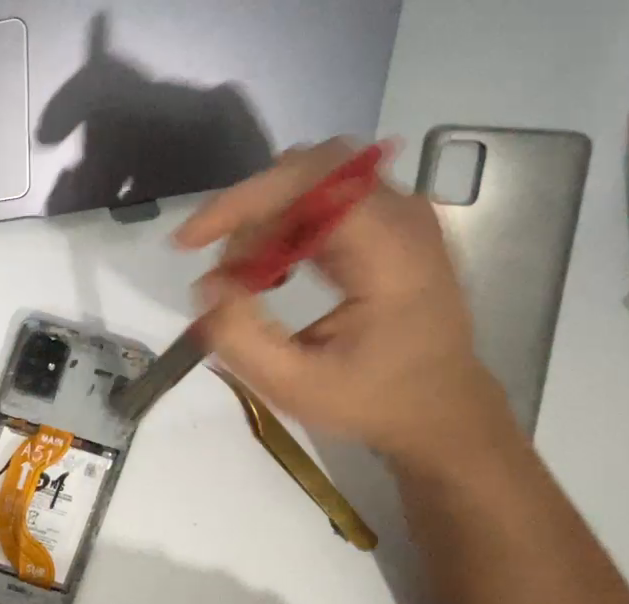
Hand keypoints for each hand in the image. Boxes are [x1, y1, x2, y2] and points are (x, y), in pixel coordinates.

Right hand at [174, 139, 512, 468]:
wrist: (439, 408)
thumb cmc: (371, 400)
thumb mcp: (294, 385)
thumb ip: (241, 337)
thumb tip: (206, 285)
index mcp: (390, 251)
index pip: (313, 181)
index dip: (243, 200)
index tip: (189, 241)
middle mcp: (403, 216)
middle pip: (311, 171)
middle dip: (251, 212)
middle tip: (225, 271)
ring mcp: (402, 216)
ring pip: (315, 182)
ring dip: (265, 222)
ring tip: (247, 280)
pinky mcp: (392, 226)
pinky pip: (327, 200)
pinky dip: (285, 228)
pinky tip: (273, 273)